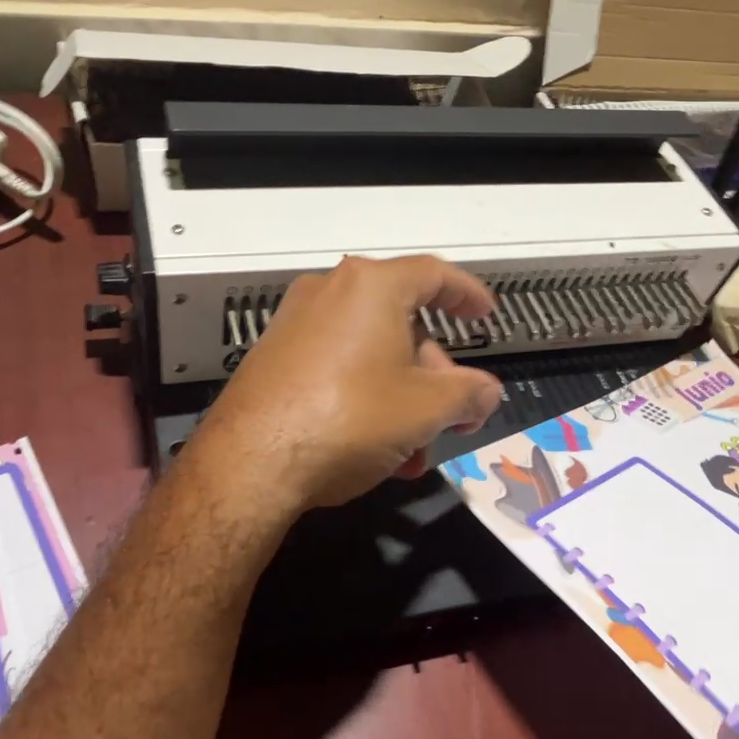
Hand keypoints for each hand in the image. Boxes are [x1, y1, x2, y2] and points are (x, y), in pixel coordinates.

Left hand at [188, 256, 503, 511]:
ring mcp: (296, 326)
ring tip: (414, 454)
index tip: (485, 314)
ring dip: (403, 400)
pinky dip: (367, 402)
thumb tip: (486, 393)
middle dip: (435, 376)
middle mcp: (329, 293)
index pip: (434, 274)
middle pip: (402, 324)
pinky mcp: (274, 361)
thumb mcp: (426, 410)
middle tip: (453, 417)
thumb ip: (469, 394)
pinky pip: (338, 371)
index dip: (467, 294)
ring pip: (371, 355)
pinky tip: (378, 453)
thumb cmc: (349, 419)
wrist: (251, 464)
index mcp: (370, 286)